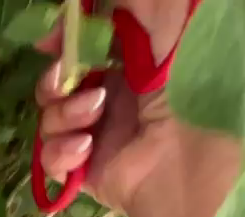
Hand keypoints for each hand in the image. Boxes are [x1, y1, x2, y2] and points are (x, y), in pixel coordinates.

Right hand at [35, 0, 207, 215]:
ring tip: (93, 116)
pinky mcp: (82, 171)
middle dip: (56, 79)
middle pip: (59, 82)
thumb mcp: (174, 27)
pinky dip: (59, 151)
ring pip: (50, 118)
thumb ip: (138, 4)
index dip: (67, 40)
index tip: (52, 39)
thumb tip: (87, 1)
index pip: (89, 45)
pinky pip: (49, 157)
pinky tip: (84, 150)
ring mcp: (96, 135)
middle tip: (65, 80)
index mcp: (138, 61)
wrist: (191, 163)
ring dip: (64, 113)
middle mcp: (114, 97)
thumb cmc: (195, 88)